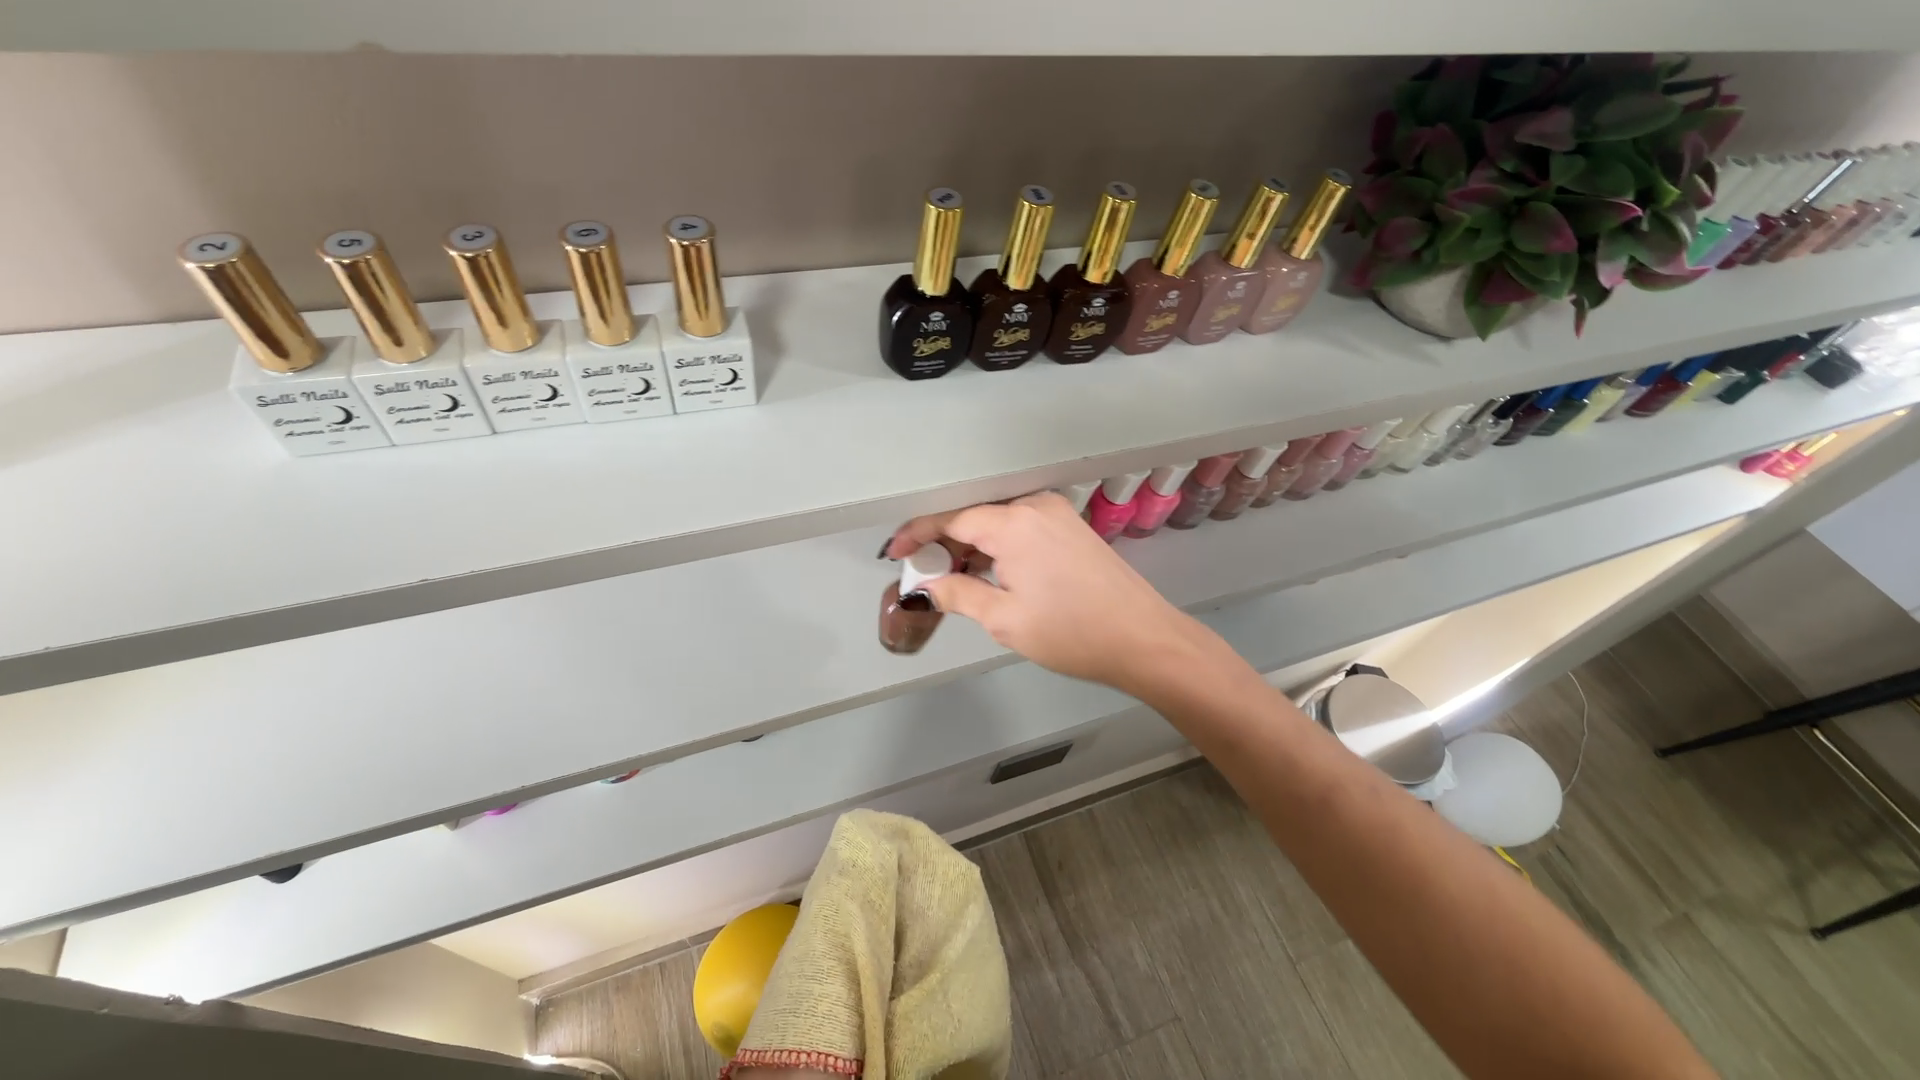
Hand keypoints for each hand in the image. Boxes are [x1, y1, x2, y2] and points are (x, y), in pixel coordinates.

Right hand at [881, 493, 1222, 693]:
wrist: (1143, 639)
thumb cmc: (1071, 632)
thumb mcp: (1004, 619)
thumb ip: (957, 593)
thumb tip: (924, 586)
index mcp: (1013, 522)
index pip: (951, 518)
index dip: (917, 535)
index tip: (893, 553)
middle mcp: (1034, 505)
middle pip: (975, 515)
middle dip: (944, 542)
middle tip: (922, 574)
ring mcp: (1057, 514)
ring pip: (999, 522)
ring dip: (973, 546)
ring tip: (953, 579)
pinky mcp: (1072, 527)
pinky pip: (1022, 528)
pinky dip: (999, 546)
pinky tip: (991, 573)